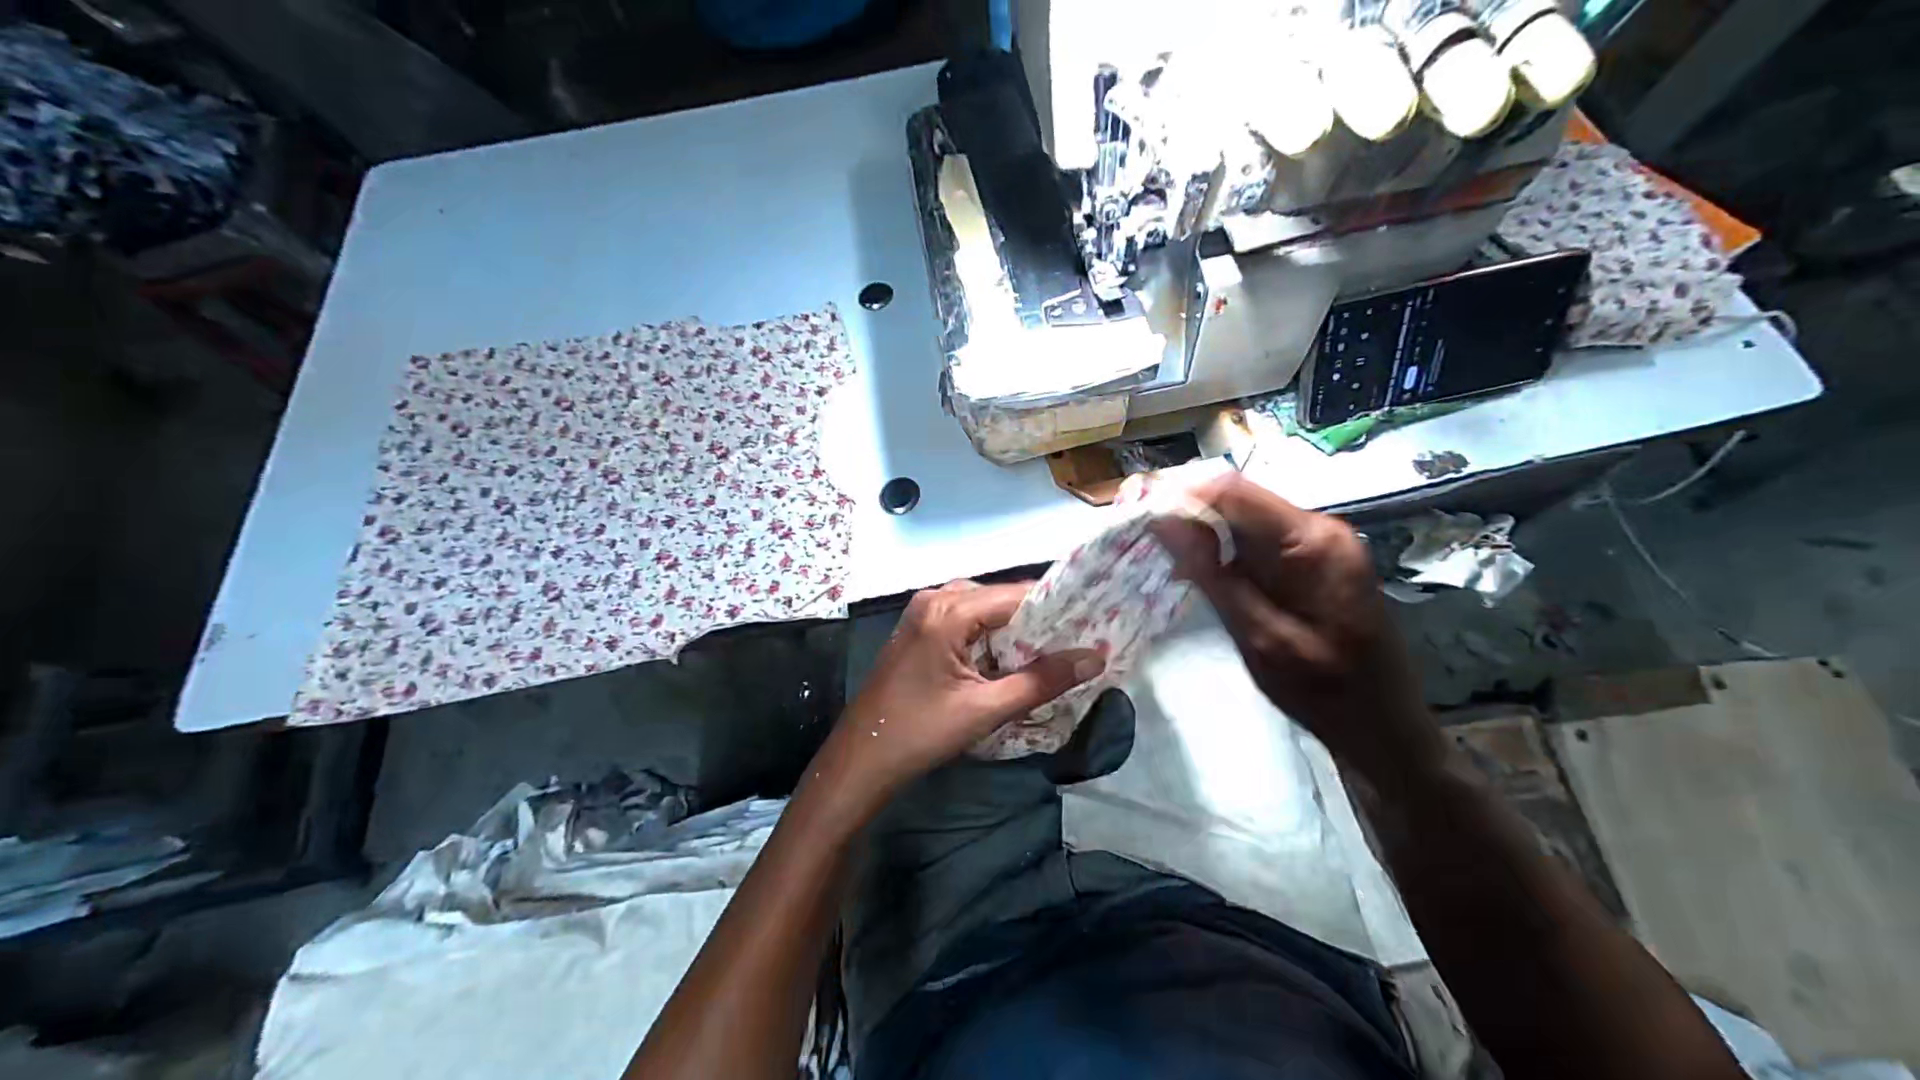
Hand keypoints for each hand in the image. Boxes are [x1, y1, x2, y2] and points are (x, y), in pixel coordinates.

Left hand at [806, 581, 1104, 820]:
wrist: (861, 760)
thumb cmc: (920, 733)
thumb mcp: (985, 709)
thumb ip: (1040, 681)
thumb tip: (1093, 658)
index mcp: (947, 610)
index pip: (1016, 595)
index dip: (1057, 608)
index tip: (1093, 623)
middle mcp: (934, 599)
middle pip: (1000, 599)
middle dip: (1038, 620)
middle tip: (1078, 640)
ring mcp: (922, 614)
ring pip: (983, 610)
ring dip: (1014, 630)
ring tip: (1053, 651)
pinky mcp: (919, 632)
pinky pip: (965, 622)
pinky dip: (990, 636)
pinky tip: (1012, 658)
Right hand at [1151, 473, 1444, 790]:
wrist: (1384, 726)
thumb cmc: (1325, 691)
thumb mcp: (1260, 637)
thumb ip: (1212, 575)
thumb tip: (1163, 521)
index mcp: (1312, 542)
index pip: (1231, 491)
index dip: (1178, 496)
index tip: (1135, 516)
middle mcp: (1319, 527)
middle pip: (1237, 498)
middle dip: (1186, 514)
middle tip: (1142, 541)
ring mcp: (1320, 541)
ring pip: (1244, 518)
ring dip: (1202, 533)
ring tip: (1163, 558)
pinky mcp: (1314, 558)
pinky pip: (1258, 539)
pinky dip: (1224, 550)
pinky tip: (1201, 573)